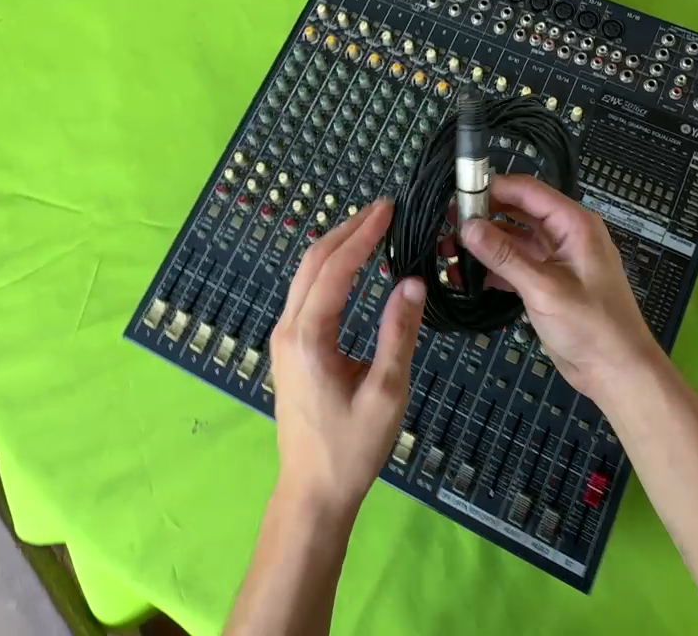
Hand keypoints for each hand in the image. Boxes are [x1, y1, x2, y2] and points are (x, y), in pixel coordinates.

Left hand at [268, 198, 426, 518]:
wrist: (312, 490)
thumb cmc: (351, 447)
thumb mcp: (386, 393)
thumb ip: (399, 334)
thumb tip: (413, 282)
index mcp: (308, 336)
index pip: (335, 269)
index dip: (362, 235)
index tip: (388, 209)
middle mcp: (288, 328)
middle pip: (313, 262)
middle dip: (347, 230)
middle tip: (382, 208)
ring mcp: (284, 337)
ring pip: (306, 275)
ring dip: (336, 245)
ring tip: (370, 226)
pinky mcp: (289, 346)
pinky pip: (306, 292)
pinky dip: (329, 267)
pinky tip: (351, 264)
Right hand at [458, 175, 664, 402]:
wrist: (618, 372)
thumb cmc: (591, 326)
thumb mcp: (544, 289)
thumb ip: (504, 256)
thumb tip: (467, 226)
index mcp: (574, 223)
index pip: (527, 190)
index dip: (491, 188)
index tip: (455, 196)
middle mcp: (564, 233)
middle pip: (517, 210)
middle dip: (483, 216)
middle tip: (446, 224)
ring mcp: (555, 258)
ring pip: (513, 238)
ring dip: (483, 244)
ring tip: (448, 250)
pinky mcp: (547, 281)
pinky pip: (515, 263)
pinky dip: (492, 267)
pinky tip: (464, 275)